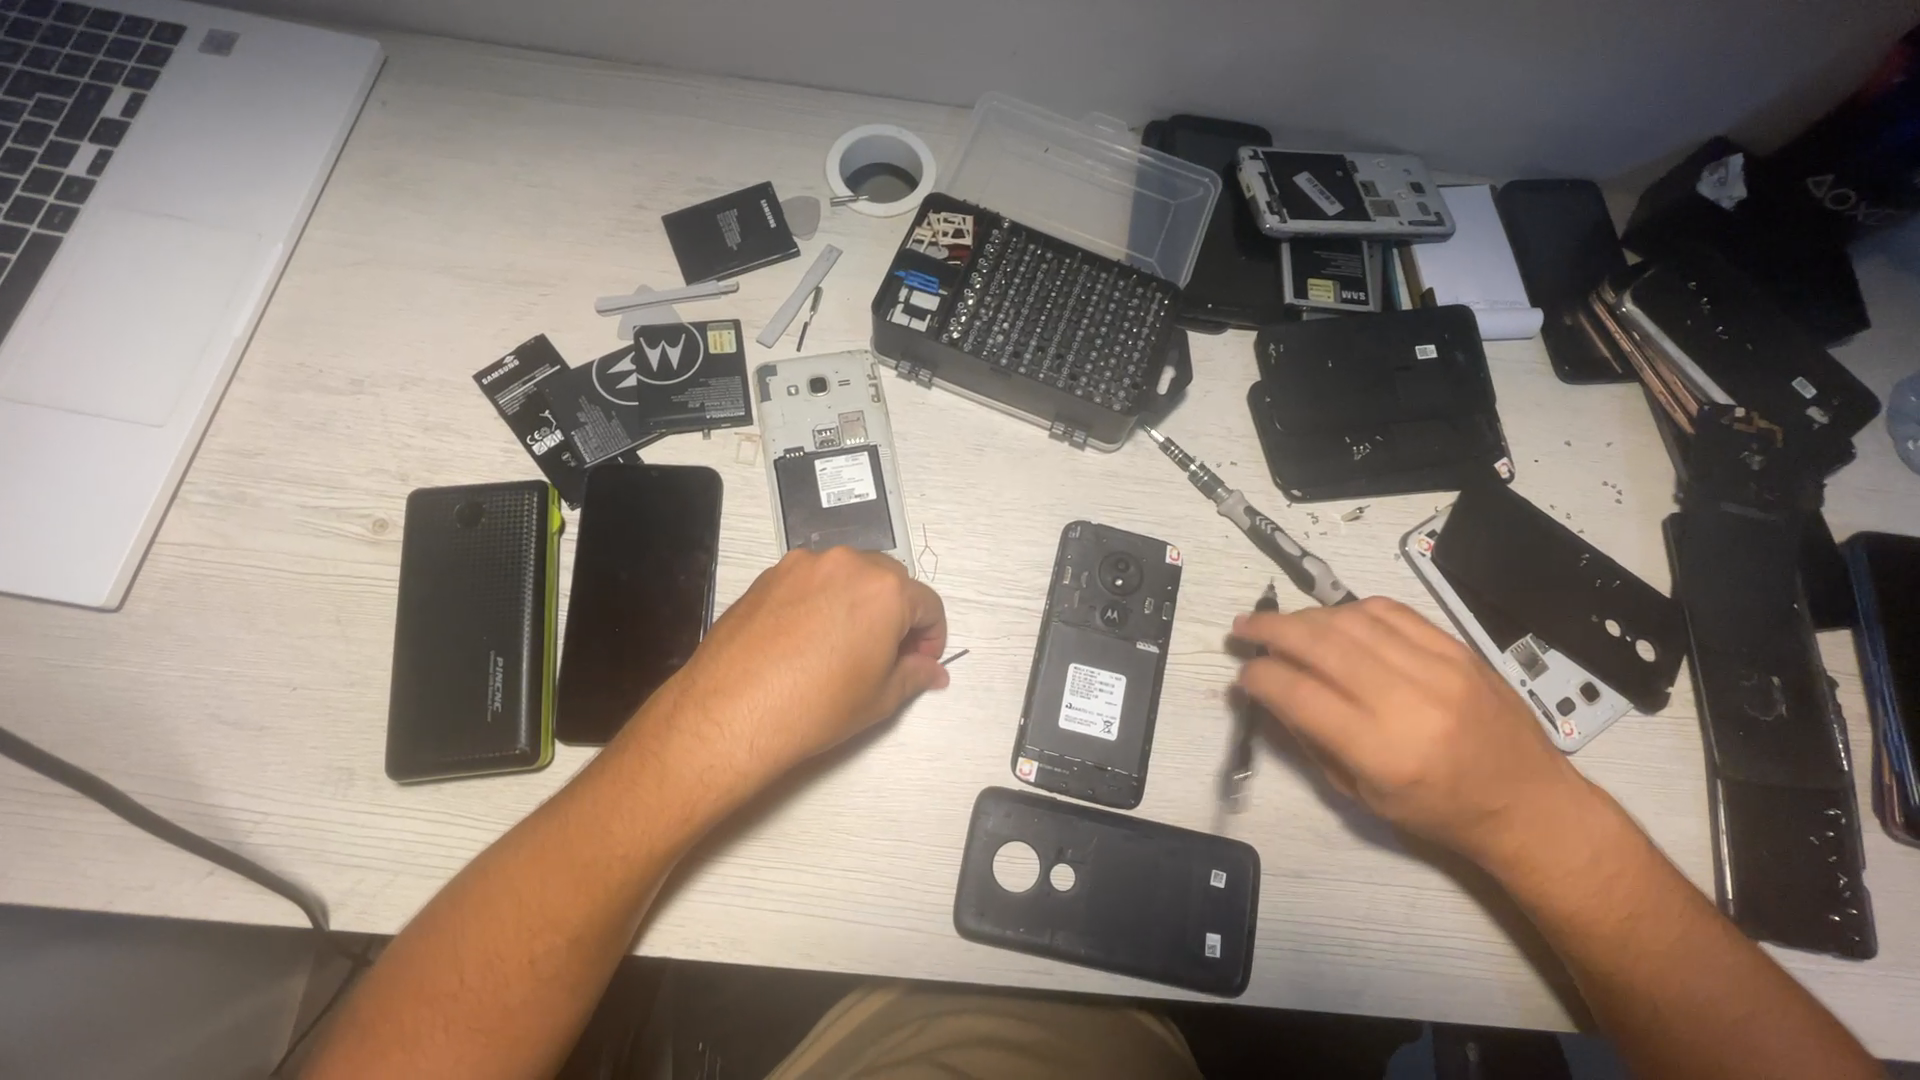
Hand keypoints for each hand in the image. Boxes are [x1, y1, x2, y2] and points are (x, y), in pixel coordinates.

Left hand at [618, 547, 948, 805]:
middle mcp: (847, 564)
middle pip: (890, 581)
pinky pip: (811, 581)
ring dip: (858, 603)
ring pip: (848, 576)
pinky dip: (821, 602)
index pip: (928, 604)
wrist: (730, 711)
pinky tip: (806, 641)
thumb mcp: (878, 699)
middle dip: (897, 615)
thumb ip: (914, 676)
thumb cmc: (815, 707)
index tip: (920, 663)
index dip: (932, 637)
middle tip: (887, 656)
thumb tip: (933, 672)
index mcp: (884, 589)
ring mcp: (803, 565)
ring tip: (844, 647)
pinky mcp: (769, 576)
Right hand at [1231, 597, 1587, 863]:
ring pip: (1352, 620)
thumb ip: (1311, 739)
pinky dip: (1351, 609)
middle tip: (1243, 627)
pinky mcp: (1458, 649)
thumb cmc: (1438, 811)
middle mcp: (1408, 701)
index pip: (1299, 693)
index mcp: (1381, 751)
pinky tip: (1332, 619)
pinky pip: (1391, 611)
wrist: (1529, 803)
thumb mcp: (1361, 794)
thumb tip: (1268, 692)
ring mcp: (1438, 669)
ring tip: (1282, 623)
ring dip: (1305, 616)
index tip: (1242, 674)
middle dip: (1271, 630)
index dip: (1259, 677)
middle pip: (1320, 644)